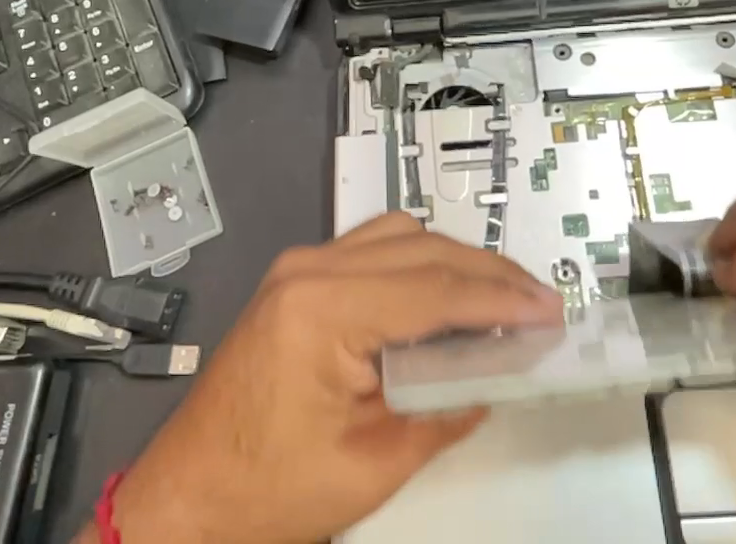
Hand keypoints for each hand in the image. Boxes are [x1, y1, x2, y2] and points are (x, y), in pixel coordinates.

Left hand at [86, 214, 564, 543]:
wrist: (186, 499)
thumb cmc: (267, 493)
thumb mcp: (371, 464)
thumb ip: (444, 411)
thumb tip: (496, 375)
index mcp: (322, 309)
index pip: (434, 289)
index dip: (501, 299)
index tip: (550, 311)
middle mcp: (309, 269)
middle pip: (422, 249)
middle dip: (488, 274)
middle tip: (539, 303)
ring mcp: (299, 268)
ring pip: (400, 235)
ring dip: (456, 261)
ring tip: (502, 299)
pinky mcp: (297, 279)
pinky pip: (373, 248)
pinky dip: (420, 262)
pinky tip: (446, 294)